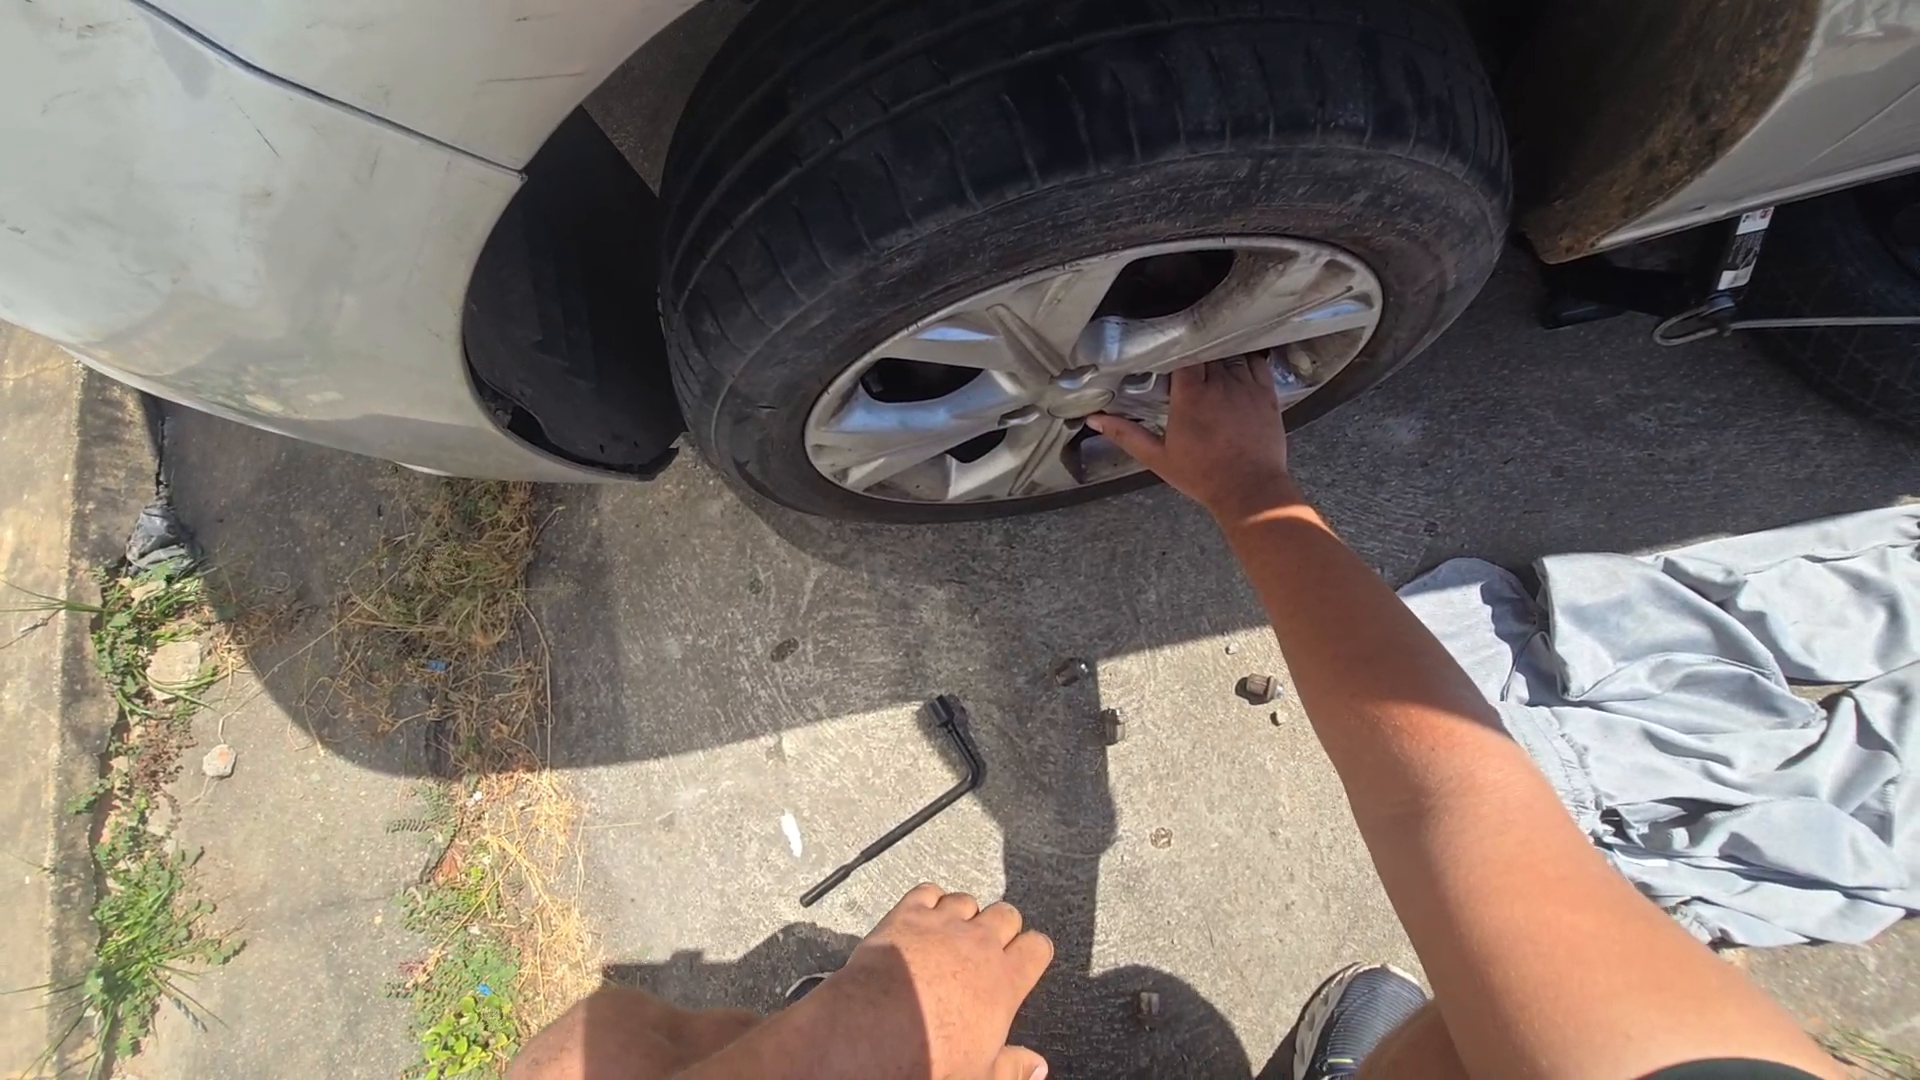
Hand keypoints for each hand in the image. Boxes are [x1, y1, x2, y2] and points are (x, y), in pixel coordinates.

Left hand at [811, 884, 1053, 1078]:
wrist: (875, 1032)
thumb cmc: (931, 1059)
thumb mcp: (980, 1075)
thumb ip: (1013, 1067)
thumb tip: (1039, 1067)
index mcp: (1004, 981)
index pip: (1037, 948)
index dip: (1034, 951)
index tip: (1028, 957)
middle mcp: (980, 943)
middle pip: (1006, 914)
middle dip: (1002, 926)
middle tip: (988, 946)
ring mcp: (944, 922)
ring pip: (967, 900)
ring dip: (963, 914)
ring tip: (952, 933)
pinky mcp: (910, 912)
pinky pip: (928, 891)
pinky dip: (929, 900)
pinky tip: (923, 916)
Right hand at [1086, 356, 1302, 522]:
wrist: (1249, 489)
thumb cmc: (1202, 476)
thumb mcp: (1157, 457)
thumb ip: (1126, 434)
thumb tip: (1095, 420)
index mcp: (1190, 396)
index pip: (1182, 356)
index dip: (1175, 353)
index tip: (1167, 360)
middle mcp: (1219, 384)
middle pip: (1206, 353)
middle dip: (1196, 355)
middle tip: (1187, 364)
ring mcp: (1246, 386)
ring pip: (1230, 355)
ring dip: (1220, 357)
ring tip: (1211, 364)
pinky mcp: (1267, 394)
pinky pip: (1258, 363)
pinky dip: (1247, 360)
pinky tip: (1238, 365)